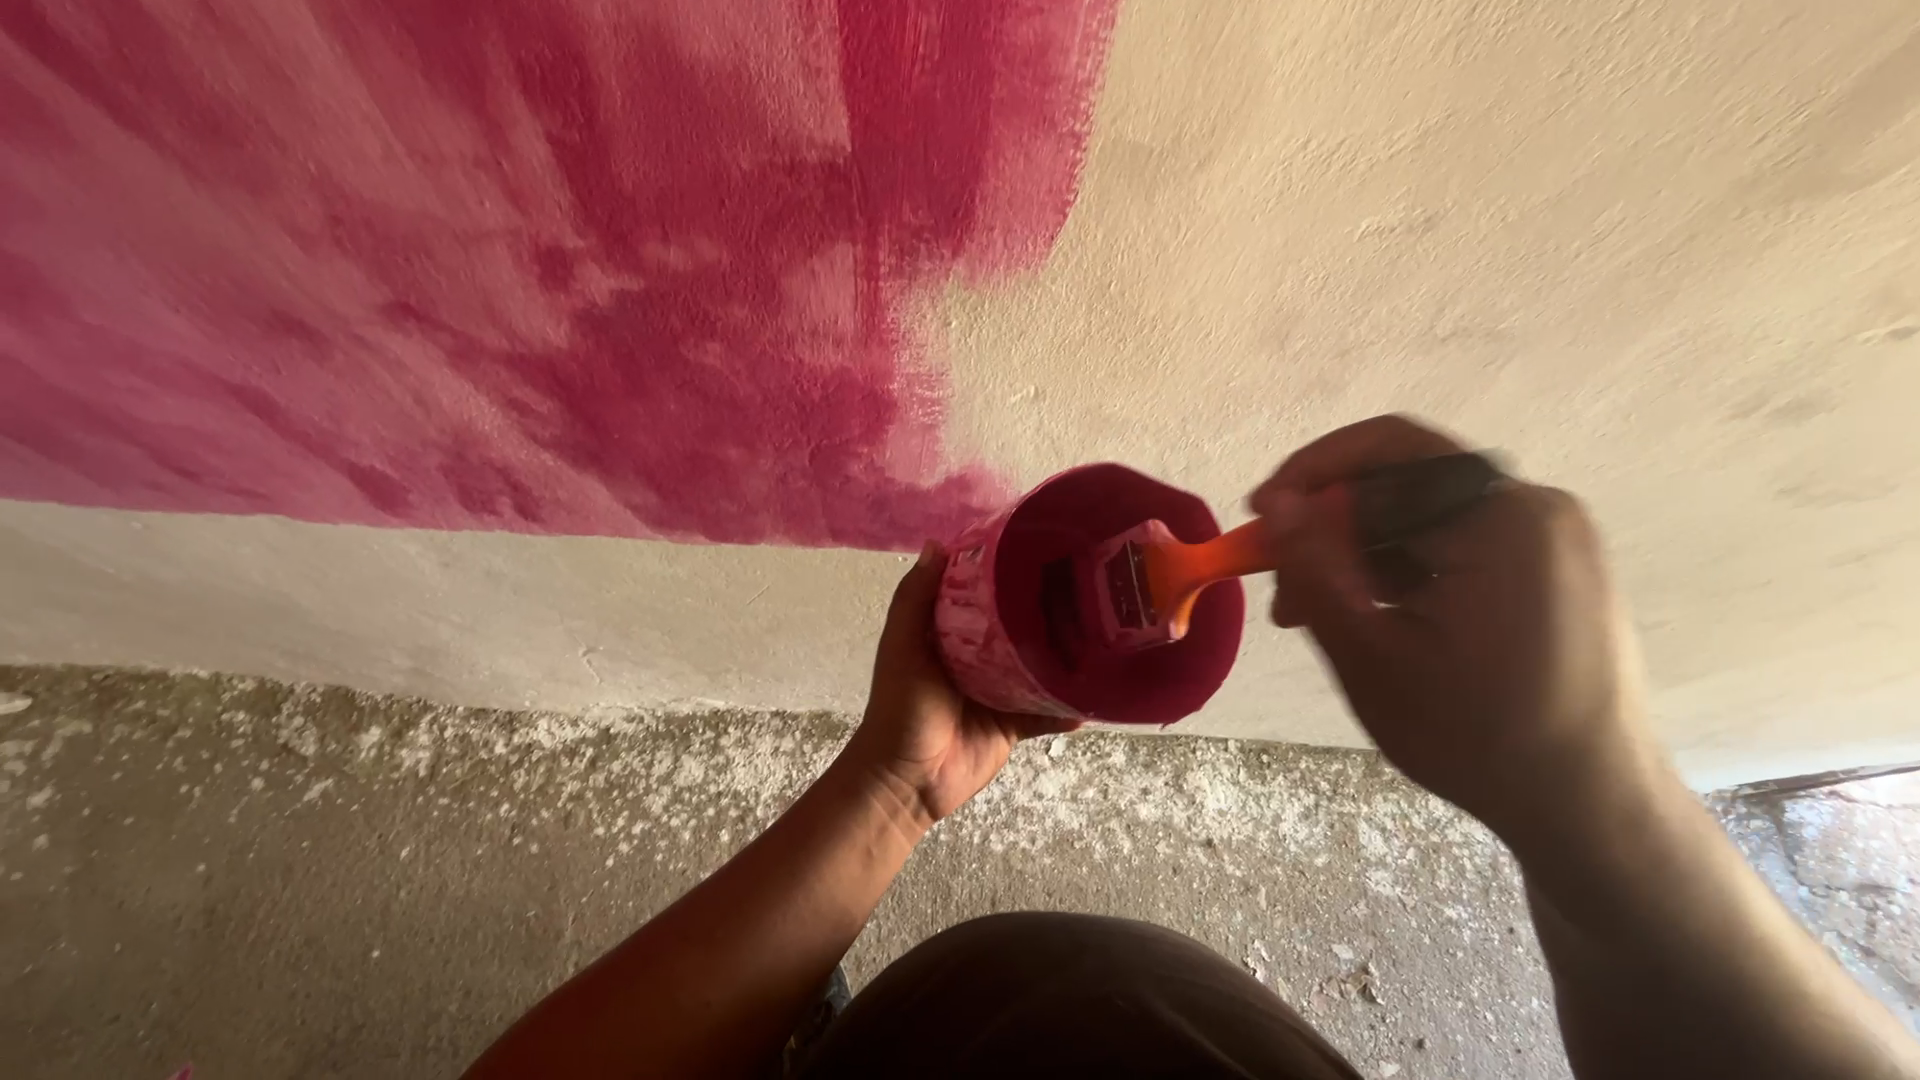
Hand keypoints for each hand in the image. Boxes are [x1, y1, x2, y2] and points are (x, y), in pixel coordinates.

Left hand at [838, 542, 1080, 830]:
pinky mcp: (1014, 724)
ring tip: (1105, 632)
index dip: (1006, 572)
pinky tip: (1099, 692)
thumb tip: (937, 544)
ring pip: (1039, 666)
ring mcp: (999, 691)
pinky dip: (1070, 704)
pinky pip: (1048, 710)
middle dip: (1048, 612)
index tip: (1041, 545)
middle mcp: (977, 656)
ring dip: (1065, 655)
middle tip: (1089, 587)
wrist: (909, 780)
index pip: (982, 593)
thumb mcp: (902, 646)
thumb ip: (916, 599)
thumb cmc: (900, 708)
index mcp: (949, 632)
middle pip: (1018, 628)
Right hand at [1248, 415, 1651, 837]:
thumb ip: (1314, 567)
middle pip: (1402, 485)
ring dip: (1355, 556)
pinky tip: (1369, 621)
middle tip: (1282, 590)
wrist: (1591, 810)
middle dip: (1328, 528)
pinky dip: (1397, 572)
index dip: (1310, 472)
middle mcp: (1535, 510)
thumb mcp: (1371, 654)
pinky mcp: (1547, 570)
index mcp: (1503, 518)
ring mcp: (1548, 540)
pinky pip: (1450, 545)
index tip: (1259, 518)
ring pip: (1419, 519)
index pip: (1388, 449)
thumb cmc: (1477, 737)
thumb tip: (1273, 502)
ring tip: (1315, 617)